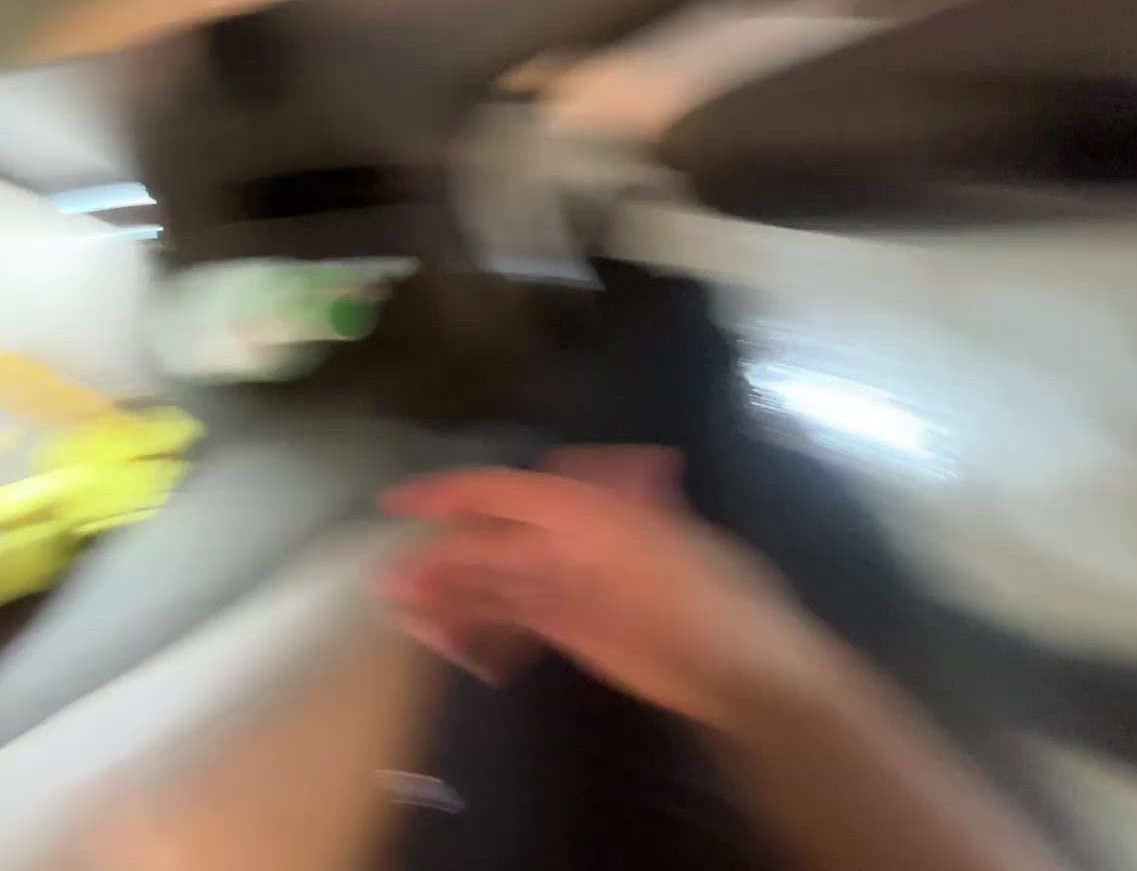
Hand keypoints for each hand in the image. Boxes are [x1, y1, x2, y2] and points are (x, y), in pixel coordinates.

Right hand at [377, 447, 832, 729]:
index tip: (390, 505)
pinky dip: (476, 628)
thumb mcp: (661, 546)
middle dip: (433, 563)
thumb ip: (618, 511)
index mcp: (574, 510)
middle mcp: (555, 538)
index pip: (493, 492)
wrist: (748, 675)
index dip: (440, 494)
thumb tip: (619, 462)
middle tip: (388, 586)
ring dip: (446, 599)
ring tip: (409, 617)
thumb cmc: (704, 599)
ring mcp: (555, 581)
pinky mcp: (558, 621)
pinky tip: (453, 643)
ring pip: (485, 584)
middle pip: (479, 546)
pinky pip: (504, 620)